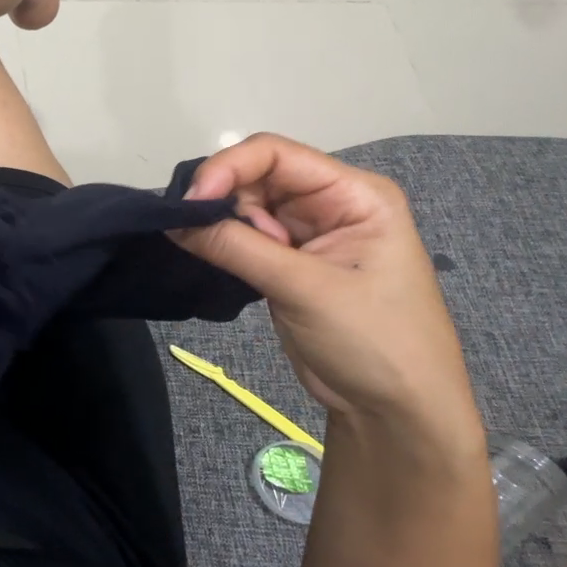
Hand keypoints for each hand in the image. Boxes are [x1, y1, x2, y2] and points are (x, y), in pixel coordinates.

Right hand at [172, 134, 479, 433]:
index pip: (274, 154)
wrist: (395, 412)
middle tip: (210, 243)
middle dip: (222, 202)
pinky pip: (239, 236)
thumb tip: (170, 218)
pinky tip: (218, 263)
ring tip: (230, 264)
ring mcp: (306, 233)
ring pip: (240, 206)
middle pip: (252, 176)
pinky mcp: (284, 261)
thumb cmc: (374, 343)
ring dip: (221, 228)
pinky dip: (220, 244)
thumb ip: (235, 246)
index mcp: (354, 195)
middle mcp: (329, 203)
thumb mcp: (304, 288)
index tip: (190, 204)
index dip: (226, 169)